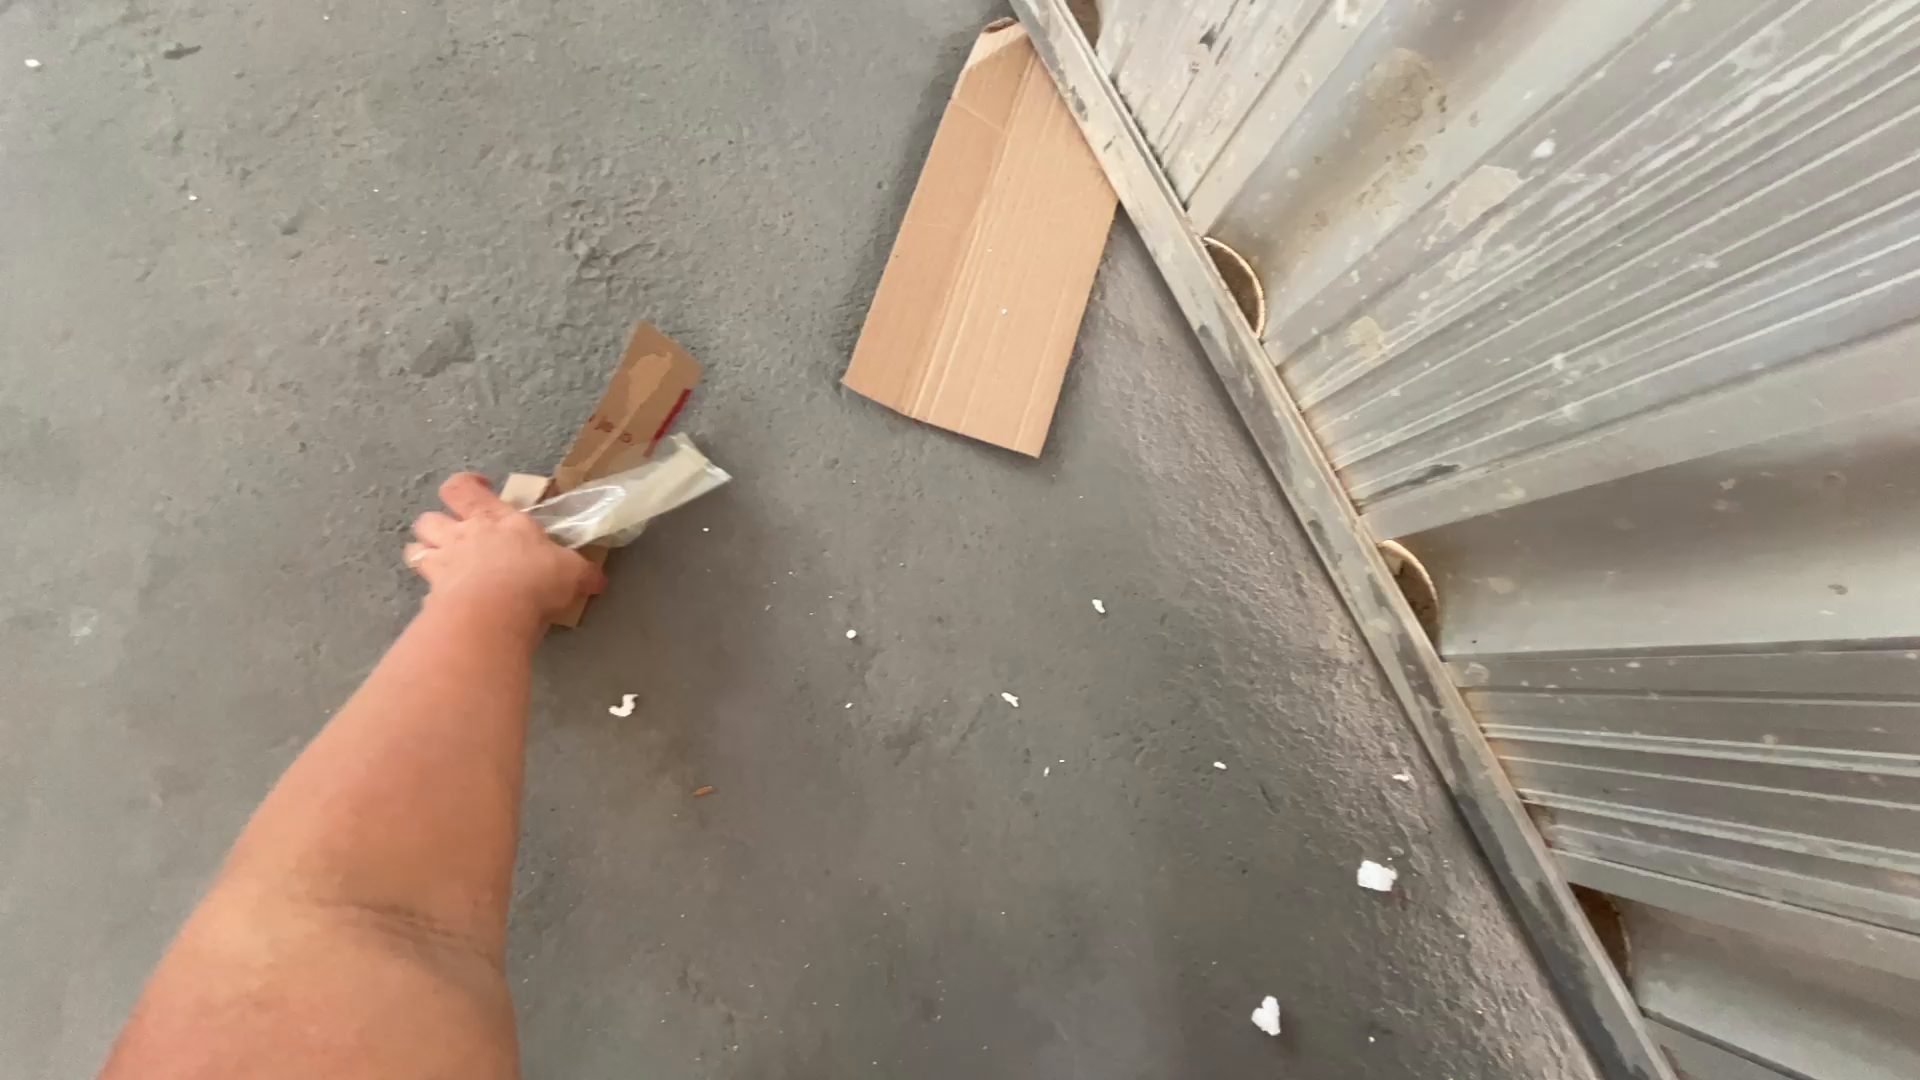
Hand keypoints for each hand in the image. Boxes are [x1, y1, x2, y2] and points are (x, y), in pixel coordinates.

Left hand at [404, 474, 604, 621]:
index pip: (464, 488)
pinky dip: (433, 591)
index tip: (480, 488)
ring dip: (426, 552)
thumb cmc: (535, 577)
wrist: (493, 612)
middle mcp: (462, 536)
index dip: (467, 485)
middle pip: (430, 517)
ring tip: (444, 563)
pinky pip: (423, 587)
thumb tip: (598, 580)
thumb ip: (581, 572)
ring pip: (415, 547)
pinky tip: (450, 600)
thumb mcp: (572, 571)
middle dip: (439, 522)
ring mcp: (442, 565)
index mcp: (495, 519)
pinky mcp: (430, 595)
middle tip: (458, 534)